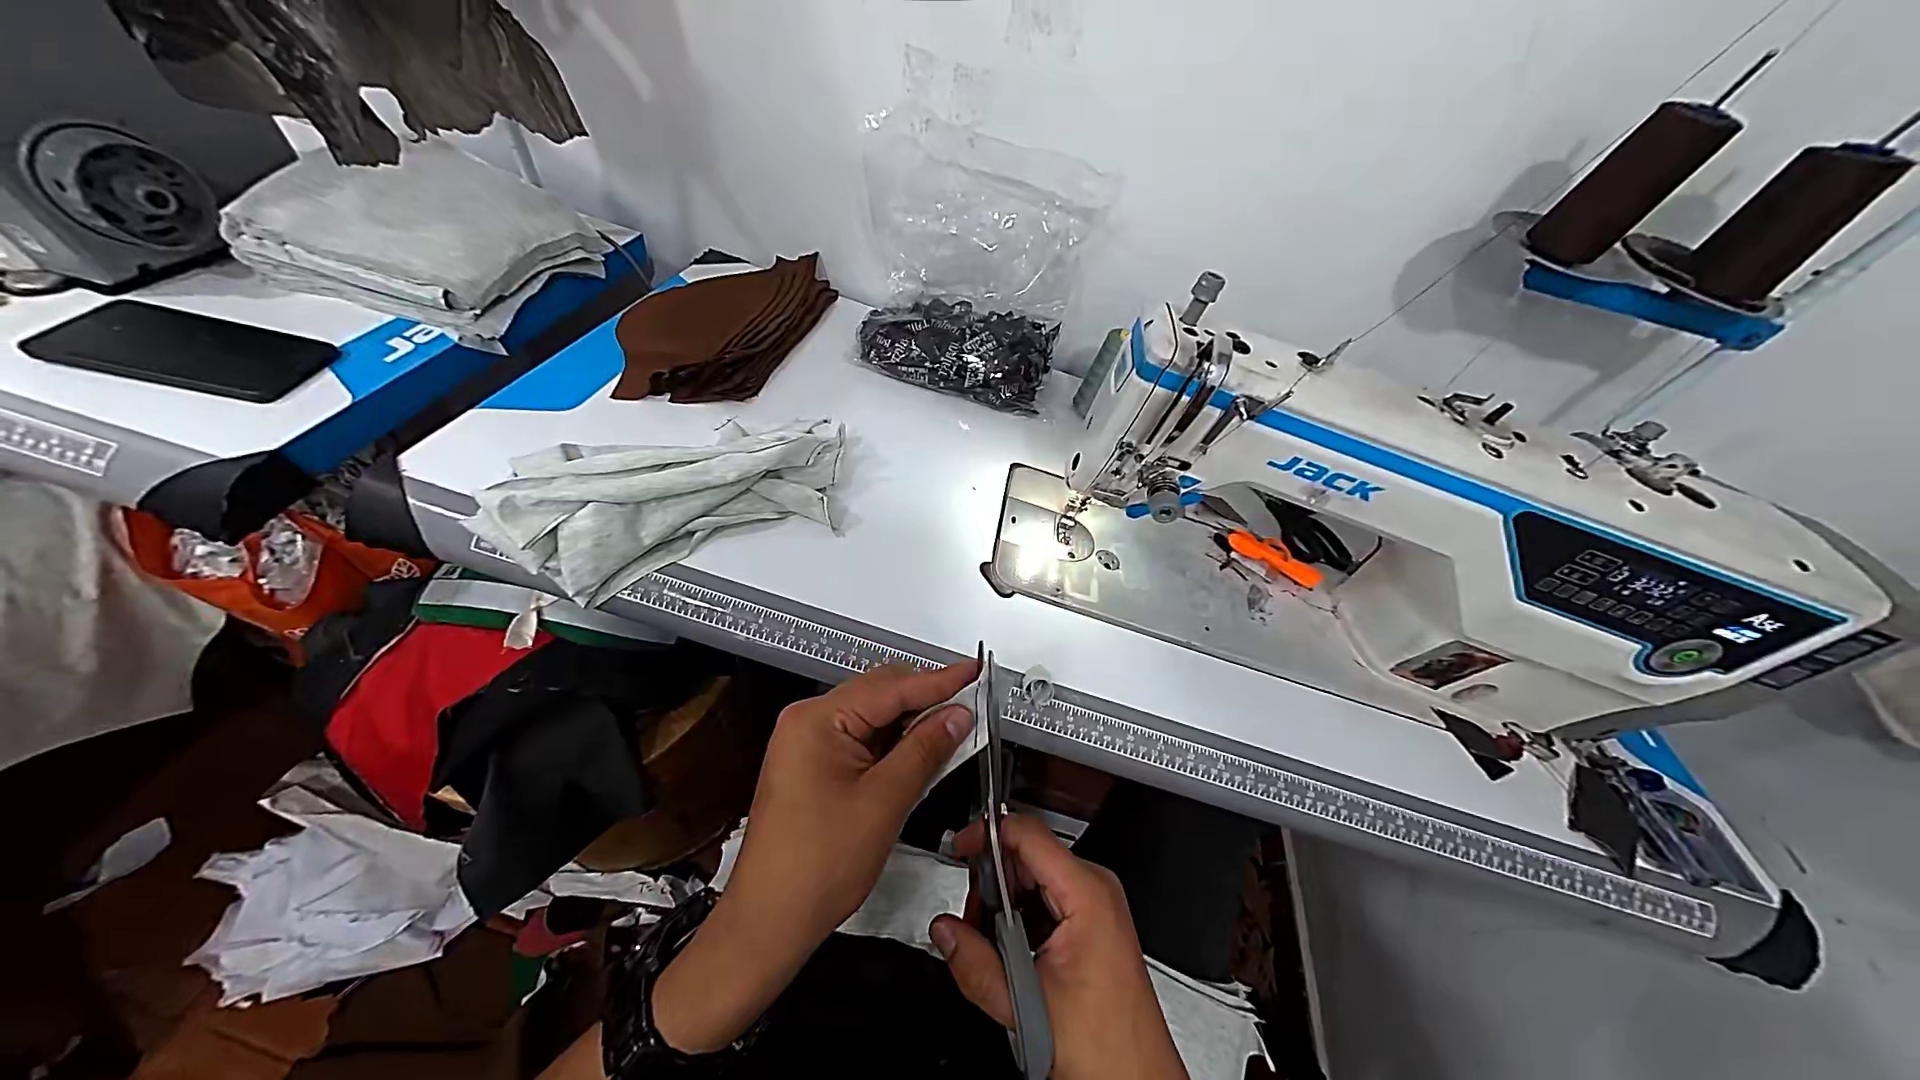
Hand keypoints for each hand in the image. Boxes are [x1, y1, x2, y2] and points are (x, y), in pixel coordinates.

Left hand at [653, 661, 979, 1051]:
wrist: (770, 920)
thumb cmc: (812, 869)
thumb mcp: (884, 802)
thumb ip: (925, 750)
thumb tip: (955, 717)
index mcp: (816, 720)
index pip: (891, 687)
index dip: (939, 680)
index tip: (971, 671)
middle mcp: (806, 722)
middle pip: (881, 694)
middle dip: (927, 701)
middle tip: (970, 706)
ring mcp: (807, 743)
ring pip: (874, 716)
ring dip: (912, 724)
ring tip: (952, 733)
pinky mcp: (813, 764)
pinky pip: (862, 738)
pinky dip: (894, 744)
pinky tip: (920, 753)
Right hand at [931, 815, 1187, 1079]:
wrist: (1137, 1079)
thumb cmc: (1106, 1048)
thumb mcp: (1026, 1008)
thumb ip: (976, 965)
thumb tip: (945, 930)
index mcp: (1086, 893)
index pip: (1027, 833)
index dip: (987, 833)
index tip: (960, 847)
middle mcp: (1095, 887)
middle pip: (1026, 853)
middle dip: (990, 883)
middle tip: (972, 921)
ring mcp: (1096, 901)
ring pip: (1033, 875)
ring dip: (1003, 903)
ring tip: (993, 946)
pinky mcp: (1092, 916)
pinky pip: (1045, 894)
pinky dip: (1020, 914)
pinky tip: (1014, 952)